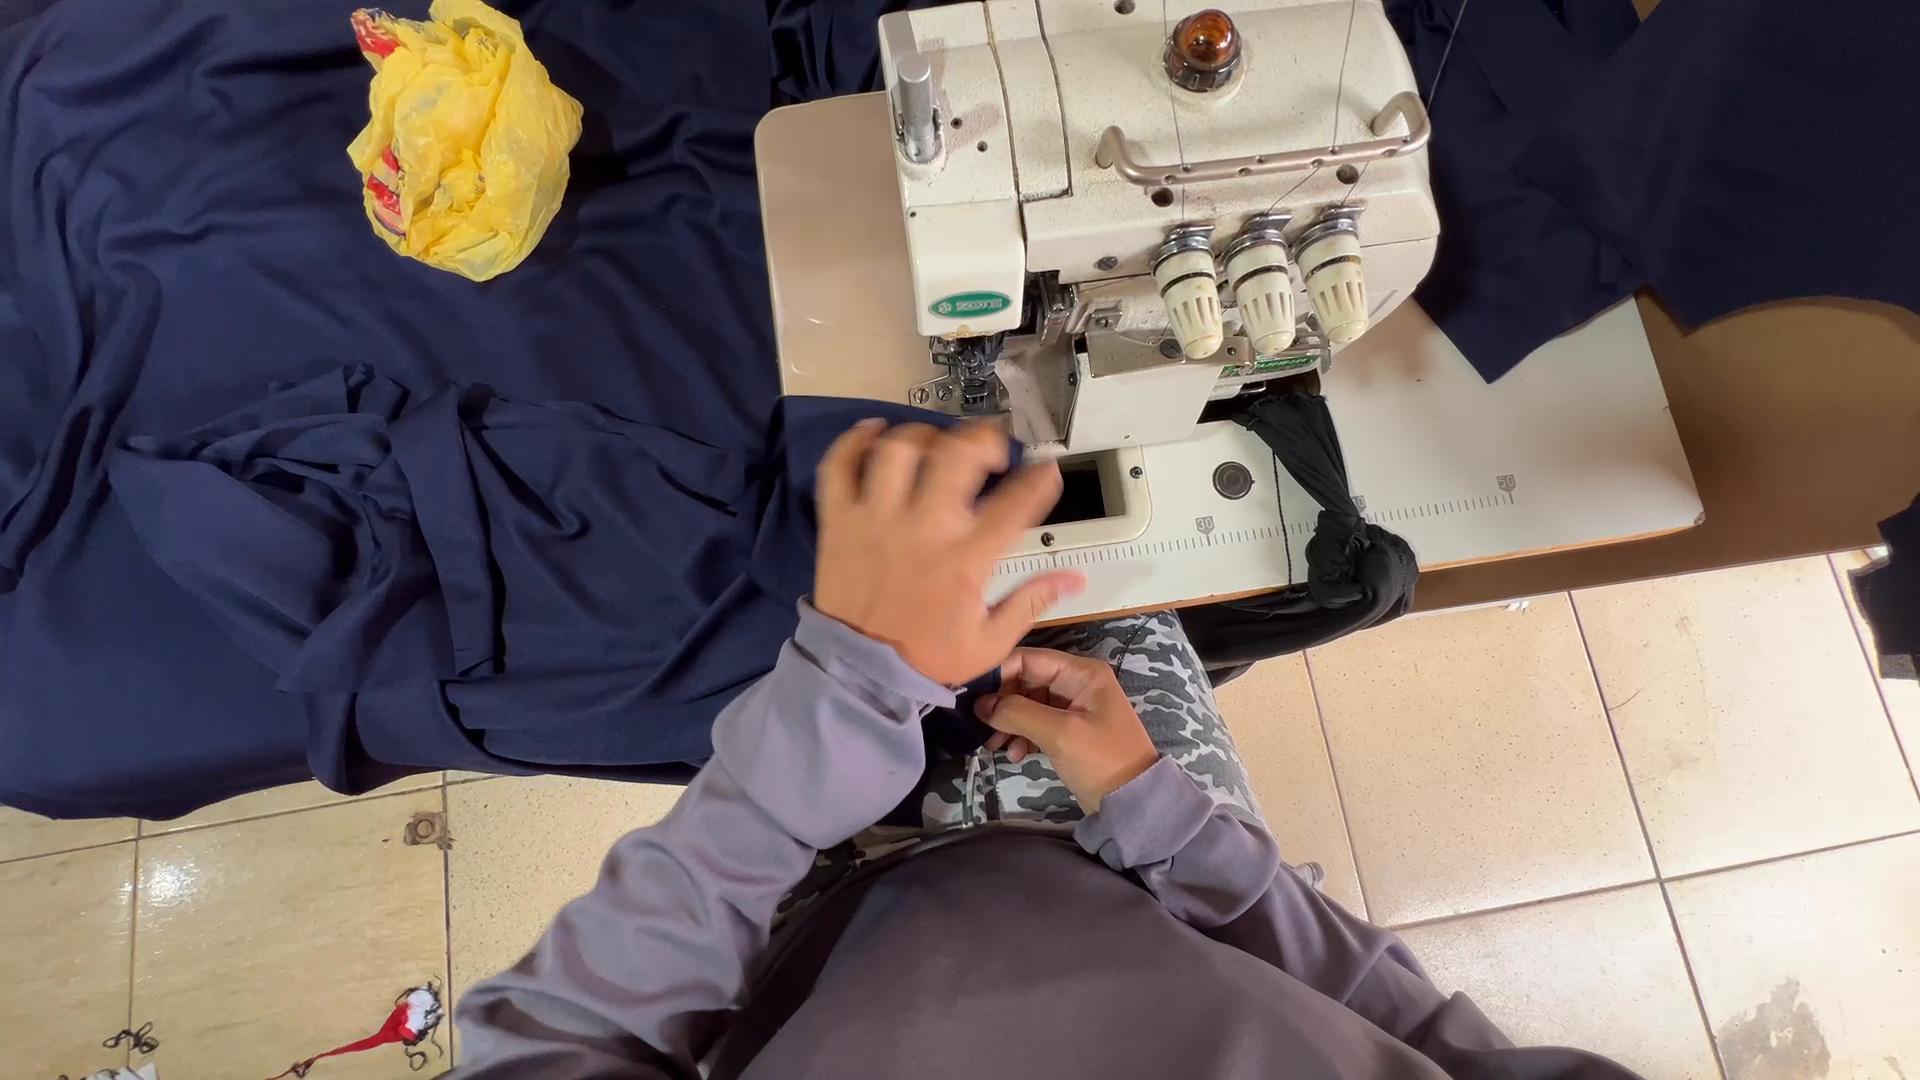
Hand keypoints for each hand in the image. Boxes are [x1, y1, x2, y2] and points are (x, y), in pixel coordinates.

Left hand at [813, 419, 1084, 684]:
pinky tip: (874, 433)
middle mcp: (924, 530)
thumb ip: (1031, 602)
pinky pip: (840, 467)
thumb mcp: (990, 641)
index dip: (1039, 478)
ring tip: (935, 445)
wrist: (858, 673)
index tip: (1045, 469)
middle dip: (982, 439)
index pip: (1016, 502)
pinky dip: (854, 442)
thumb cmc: (926, 657)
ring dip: (923, 436)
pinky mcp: (840, 523)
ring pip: (899, 451)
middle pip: (956, 456)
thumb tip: (1072, 578)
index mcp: (966, 560)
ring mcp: (877, 521)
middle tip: (990, 450)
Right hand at [974, 648, 1158, 811]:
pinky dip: (1022, 735)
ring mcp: (1073, 707)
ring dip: (1008, 722)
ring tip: (994, 746)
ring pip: (1028, 703)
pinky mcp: (1069, 730)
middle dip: (1002, 702)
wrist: (1135, 805)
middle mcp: (1077, 683)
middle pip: (1026, 680)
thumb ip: (1017, 713)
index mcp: (1082, 673)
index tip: (971, 693)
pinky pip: (1036, 723)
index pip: (1029, 659)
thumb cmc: (1102, 761)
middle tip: (980, 725)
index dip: (999, 673)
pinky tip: (1015, 754)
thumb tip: (979, 704)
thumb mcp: (1060, 734)